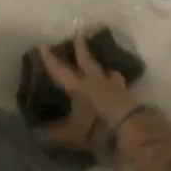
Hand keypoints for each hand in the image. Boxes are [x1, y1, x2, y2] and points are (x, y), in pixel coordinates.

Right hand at [37, 33, 140, 151]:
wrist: (133, 128)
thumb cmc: (98, 128)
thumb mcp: (73, 135)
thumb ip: (55, 135)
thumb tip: (36, 135)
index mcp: (79, 87)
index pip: (60, 70)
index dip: (50, 59)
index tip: (43, 45)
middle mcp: (96, 82)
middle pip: (87, 61)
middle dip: (81, 49)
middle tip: (79, 35)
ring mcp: (115, 87)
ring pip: (108, 72)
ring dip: (104, 69)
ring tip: (103, 69)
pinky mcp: (129, 96)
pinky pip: (120, 86)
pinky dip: (116, 86)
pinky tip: (116, 90)